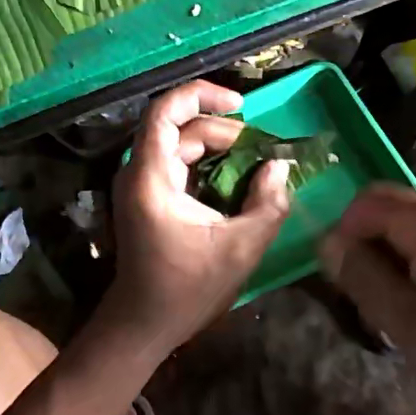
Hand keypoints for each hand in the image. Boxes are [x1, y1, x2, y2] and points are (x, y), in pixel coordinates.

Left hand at [103, 80, 291, 355]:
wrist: (144, 320)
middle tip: (260, 147)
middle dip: (220, 128)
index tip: (239, 102)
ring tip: (253, 159)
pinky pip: (174, 163)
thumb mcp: (241, 247)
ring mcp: (138, 185)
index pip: (164, 112)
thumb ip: (267, 202)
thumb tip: (278, 166)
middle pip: (175, 127)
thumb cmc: (188, 287)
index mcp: (150, 177)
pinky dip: (203, 161)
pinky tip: (233, 176)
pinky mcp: (145, 197)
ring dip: (214, 145)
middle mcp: (137, 172)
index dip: (200, 94)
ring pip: (176, 144)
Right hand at [318, 186, 415, 414]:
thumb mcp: (409, 328)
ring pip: (413, 227)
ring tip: (404, 313)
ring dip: (394, 260)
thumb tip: (327, 243)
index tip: (342, 286)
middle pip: (391, 211)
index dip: (342, 239)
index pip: (365, 205)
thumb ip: (361, 276)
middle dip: (369, 250)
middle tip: (370, 305)